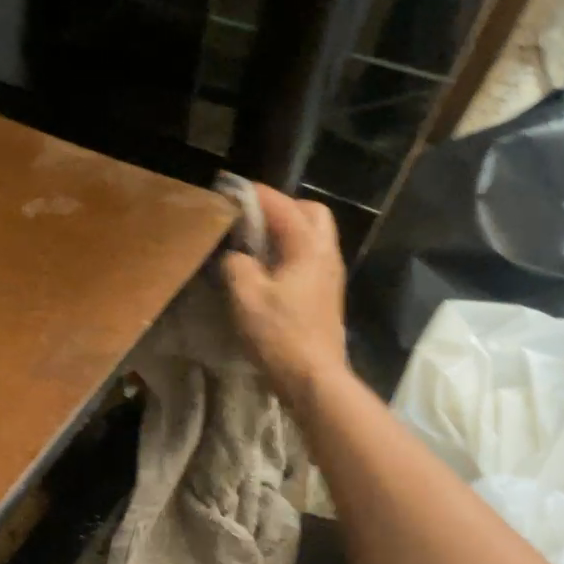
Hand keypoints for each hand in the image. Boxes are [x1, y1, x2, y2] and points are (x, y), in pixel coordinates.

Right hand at [222, 184, 348, 403]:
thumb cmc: (279, 333)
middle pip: (311, 213)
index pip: (283, 207)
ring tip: (256, 244)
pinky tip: (268, 270)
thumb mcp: (246, 297)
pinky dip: (290, 252)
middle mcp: (325, 253)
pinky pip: (309, 258)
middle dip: (283, 208)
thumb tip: (235, 257)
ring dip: (287, 232)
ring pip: (313, 236)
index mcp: (307, 247)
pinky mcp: (325, 293)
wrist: (311, 374)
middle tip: (252, 219)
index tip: (233, 189)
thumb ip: (237, 266)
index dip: (258, 195)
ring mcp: (329, 274)